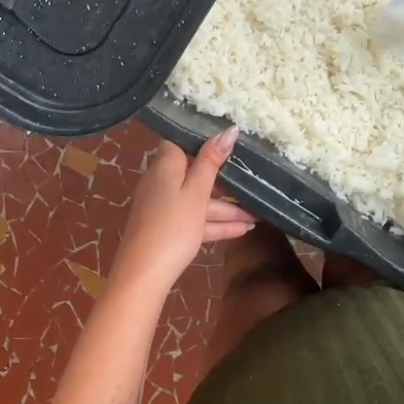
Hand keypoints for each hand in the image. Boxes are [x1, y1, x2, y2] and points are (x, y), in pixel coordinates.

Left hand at [111, 128, 254, 293]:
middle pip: (196, 172)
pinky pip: (196, 218)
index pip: (181, 140)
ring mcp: (165, 205)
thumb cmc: (172, 225)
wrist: (144, 274)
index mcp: (166, 164)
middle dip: (225, 179)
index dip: (202, 137)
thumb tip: (229, 129)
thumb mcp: (197, 191)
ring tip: (259, 214)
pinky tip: (243, 229)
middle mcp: (163, 180)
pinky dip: (217, 223)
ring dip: (228, 207)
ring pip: (199, 200)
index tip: (228, 137)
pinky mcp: (169, 227)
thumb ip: (212, 161)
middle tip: (253, 176)